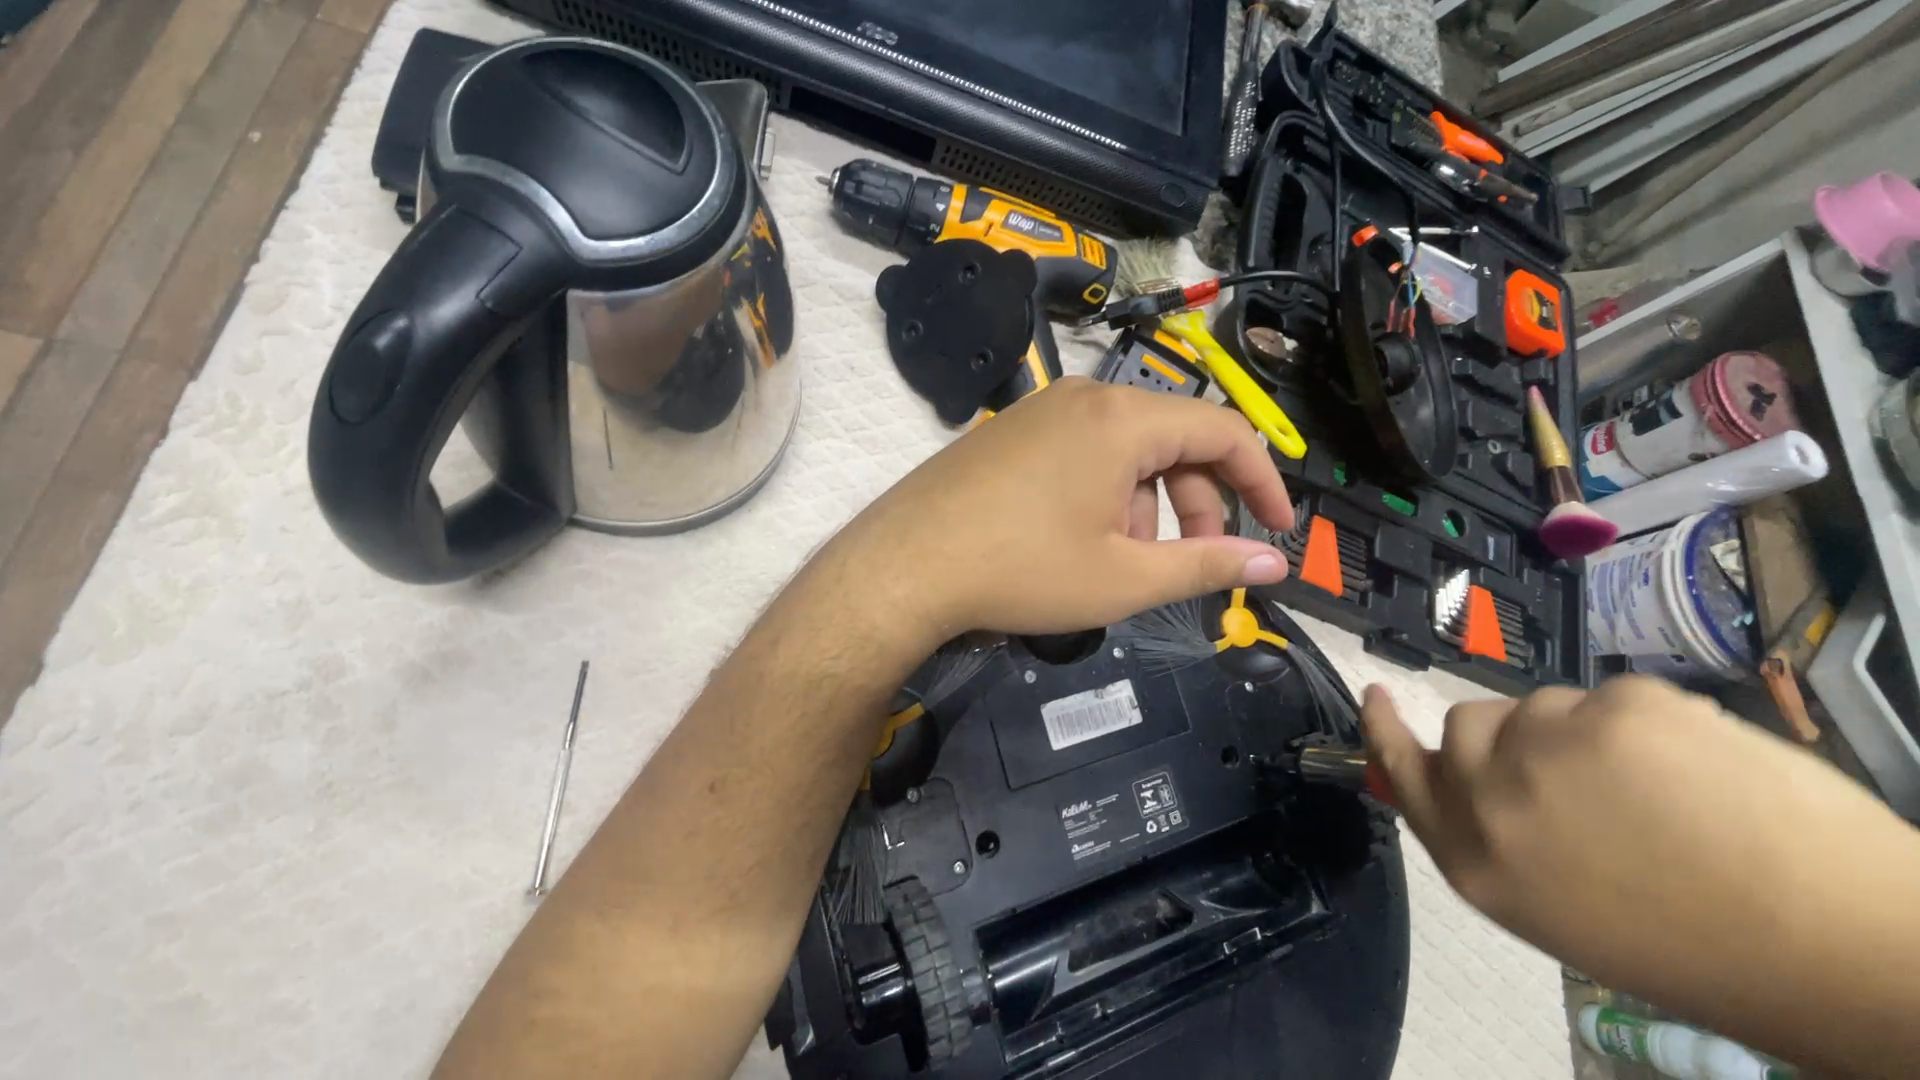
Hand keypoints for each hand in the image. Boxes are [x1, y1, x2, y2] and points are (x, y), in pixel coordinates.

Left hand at [834, 378, 1295, 641]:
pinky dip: (1105, 492)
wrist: (903, 567)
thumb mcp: (1124, 578)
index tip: (1277, 533)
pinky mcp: (1009, 431)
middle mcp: (1084, 398)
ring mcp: (1040, 410)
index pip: (1225, 431)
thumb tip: (1272, 565)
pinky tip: (1080, 540)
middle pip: (1174, 438)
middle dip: (1199, 501)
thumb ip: (1206, 566)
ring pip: (1127, 449)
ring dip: (1147, 503)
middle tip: (1198, 560)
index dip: (1263, 483)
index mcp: (1123, 419)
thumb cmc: (1021, 571)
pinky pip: (1083, 450)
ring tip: (1122, 560)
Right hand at [1360, 675, 1919, 1076]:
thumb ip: (1487, 835)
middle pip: (1467, 726)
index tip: (1374, 695)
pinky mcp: (1622, 710)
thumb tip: (1457, 770)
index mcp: (1476, 861)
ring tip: (1660, 791)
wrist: (1843, 953)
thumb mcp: (1554, 906)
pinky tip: (1698, 772)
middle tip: (1581, 775)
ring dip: (1584, 734)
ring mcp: (1551, 748)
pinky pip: (1613, 695)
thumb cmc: (1691, 946)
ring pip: (1542, 705)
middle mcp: (1493, 799)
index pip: (1403, 771)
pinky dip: (1649, 724)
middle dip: (1512, 738)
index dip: (1383, 729)